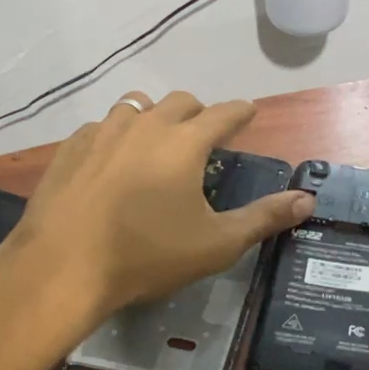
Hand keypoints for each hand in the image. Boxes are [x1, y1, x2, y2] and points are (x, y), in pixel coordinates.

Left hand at [2, 91, 314, 315]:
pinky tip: (112, 160)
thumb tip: (307, 200)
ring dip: (154, 117)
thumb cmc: (146, 255)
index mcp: (184, 142)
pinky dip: (116, 135)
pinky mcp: (70, 148)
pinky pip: (101, 127)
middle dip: (198, 112)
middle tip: (204, 134)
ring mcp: (102, 133)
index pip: (223, 113)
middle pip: (180, 101)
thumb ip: (263, 218)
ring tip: (157, 141)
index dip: (240, 112)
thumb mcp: (215, 244)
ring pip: (136, 106)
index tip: (248, 112)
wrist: (61, 268)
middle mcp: (145, 125)